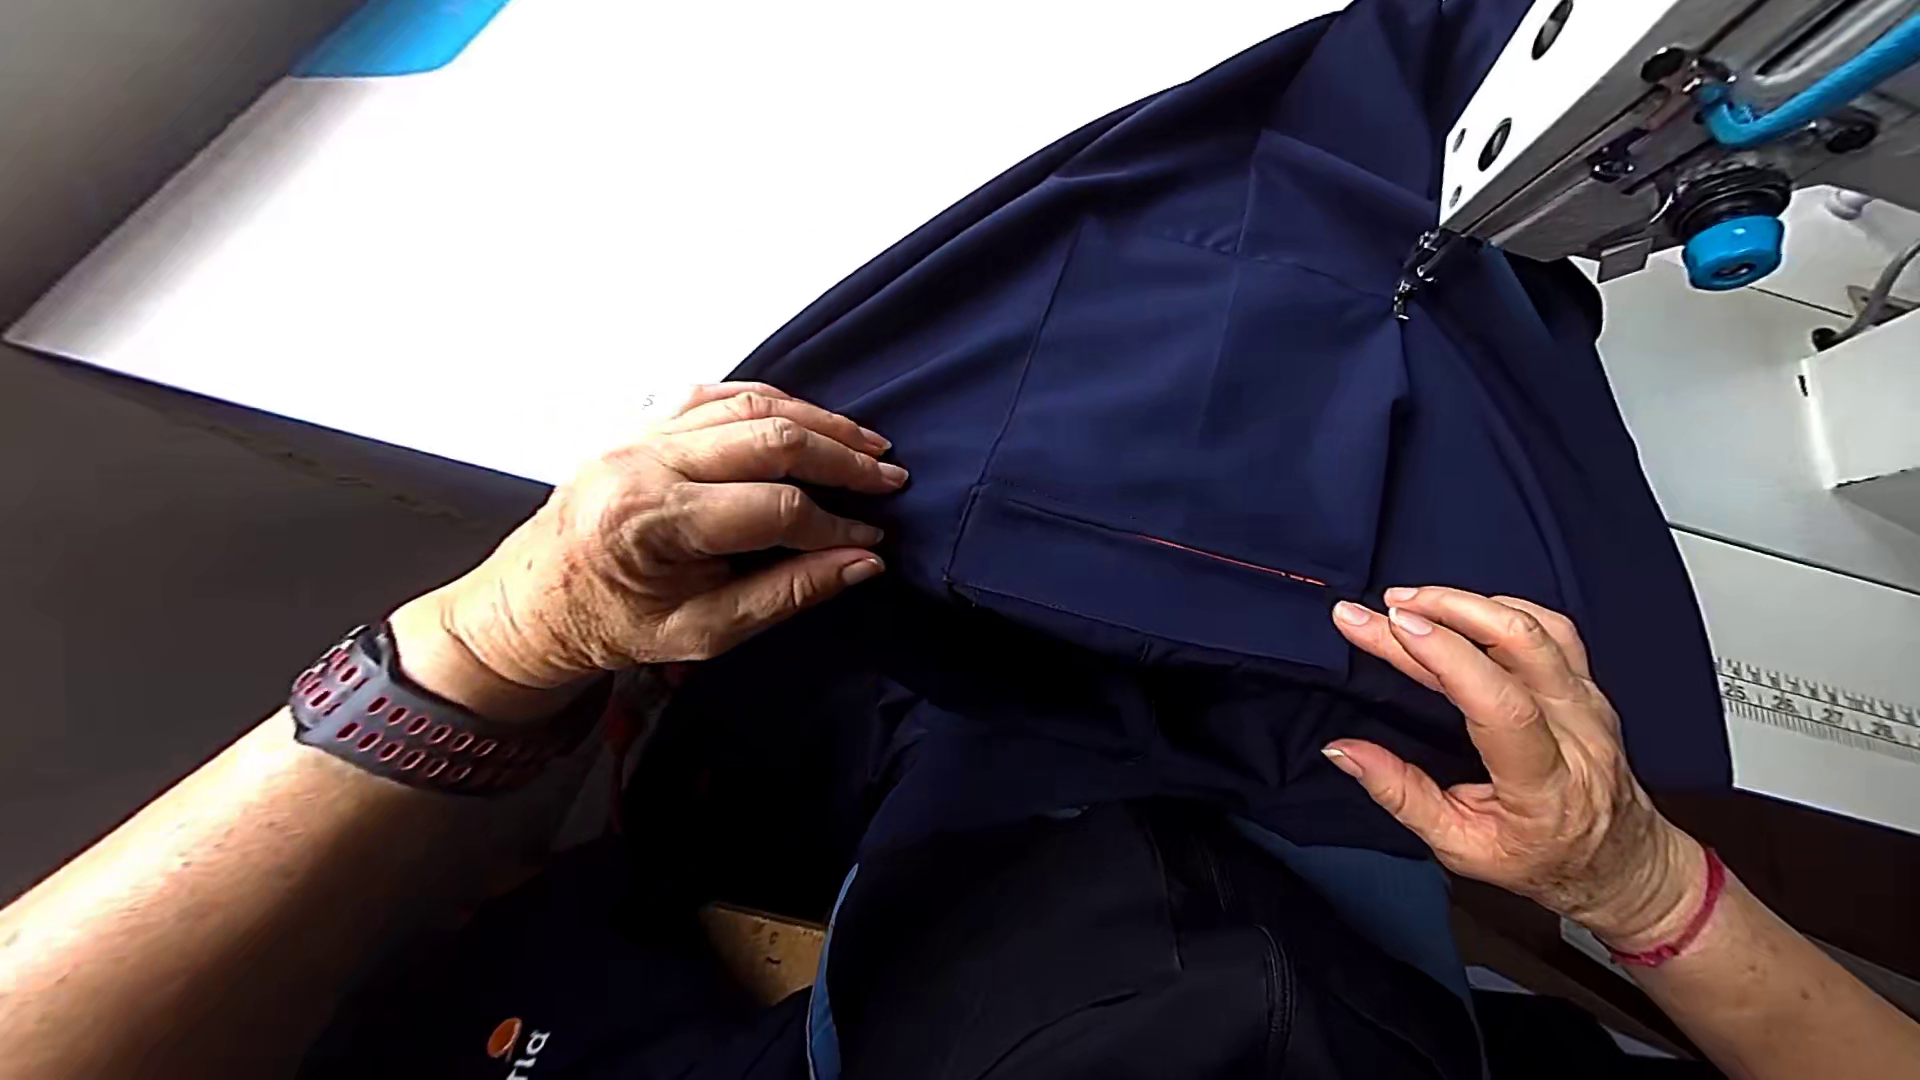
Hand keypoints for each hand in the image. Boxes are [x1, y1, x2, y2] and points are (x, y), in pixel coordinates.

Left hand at [387, 383, 903, 720]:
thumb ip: (789, 593)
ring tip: (865, 444)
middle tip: (887, 476)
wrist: (533, 600)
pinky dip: (775, 402)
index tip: (871, 539)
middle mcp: (644, 461)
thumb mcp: (705, 632)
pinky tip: (809, 418)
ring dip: (819, 422)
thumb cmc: (614, 624)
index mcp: (652, 522)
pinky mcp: (643, 422)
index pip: (774, 509)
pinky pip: (721, 393)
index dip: (834, 525)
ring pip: (751, 405)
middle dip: (841, 458)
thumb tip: (863, 562)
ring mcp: (640, 432)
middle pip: (769, 439)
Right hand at [1325, 588, 1708, 952]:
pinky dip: (1498, 607)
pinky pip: (1552, 629)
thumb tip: (1339, 749)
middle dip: (1446, 610)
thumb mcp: (1460, 846)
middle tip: (1382, 604)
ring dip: (1468, 602)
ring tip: (1408, 598)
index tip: (1390, 624)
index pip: (1501, 703)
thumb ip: (1398, 794)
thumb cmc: (1540, 860)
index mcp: (1545, 781)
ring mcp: (1589, 705)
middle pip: (1525, 646)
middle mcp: (1578, 733)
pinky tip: (1457, 606)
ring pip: (1540, 629)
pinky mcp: (1587, 688)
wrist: (1626, 866)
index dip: (1445, 655)